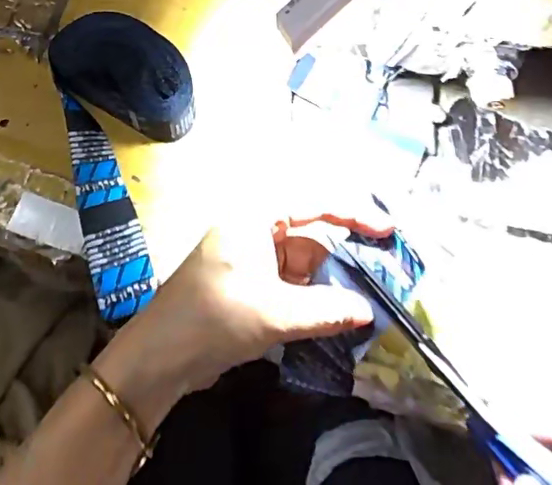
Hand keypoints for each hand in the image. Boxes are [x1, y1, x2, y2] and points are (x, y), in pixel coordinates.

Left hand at [90, 199, 393, 428]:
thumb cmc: (216, 316)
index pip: (308, 202)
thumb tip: (367, 309)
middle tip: (386, 277)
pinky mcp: (247, 284)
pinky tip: (339, 317)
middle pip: (307, 232)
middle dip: (344, 254)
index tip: (387, 230)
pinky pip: (289, 282)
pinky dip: (313, 296)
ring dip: (330, 281)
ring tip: (370, 304)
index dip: (350, 211)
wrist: (165, 350)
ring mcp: (248, 258)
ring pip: (301, 261)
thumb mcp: (276, 313)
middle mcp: (250, 230)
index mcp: (251, 218)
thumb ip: (326, 309)